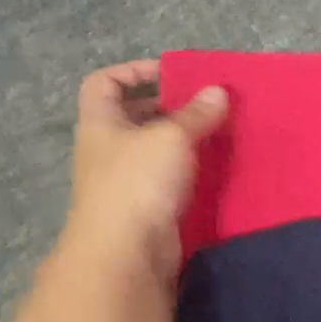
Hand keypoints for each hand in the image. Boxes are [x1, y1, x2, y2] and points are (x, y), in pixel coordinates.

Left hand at [62, 60, 227, 282]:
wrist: (127, 250)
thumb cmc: (138, 182)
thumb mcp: (171, 137)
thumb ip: (196, 114)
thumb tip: (218, 90)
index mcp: (100, 123)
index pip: (104, 83)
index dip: (133, 71)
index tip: (172, 74)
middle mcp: (108, 148)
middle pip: (133, 116)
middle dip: (169, 108)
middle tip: (207, 107)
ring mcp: (126, 180)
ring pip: (156, 149)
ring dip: (185, 141)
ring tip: (220, 135)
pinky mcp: (147, 206)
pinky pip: (170, 178)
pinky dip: (192, 171)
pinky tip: (217, 169)